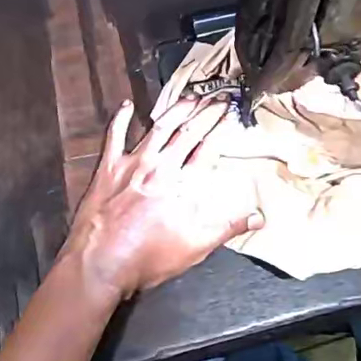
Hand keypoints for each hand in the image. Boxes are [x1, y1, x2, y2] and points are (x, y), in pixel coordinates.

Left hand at [61, 98, 262, 300]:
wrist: (101, 263)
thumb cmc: (147, 259)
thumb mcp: (195, 248)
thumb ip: (227, 228)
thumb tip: (259, 216)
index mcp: (184, 187)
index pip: (209, 149)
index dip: (222, 128)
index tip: (231, 113)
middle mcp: (161, 168)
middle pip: (188, 132)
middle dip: (205, 112)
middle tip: (217, 98)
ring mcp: (133, 164)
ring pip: (159, 128)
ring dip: (176, 110)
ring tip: (190, 97)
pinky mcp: (108, 168)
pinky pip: (114, 136)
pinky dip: (121, 119)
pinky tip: (126, 106)